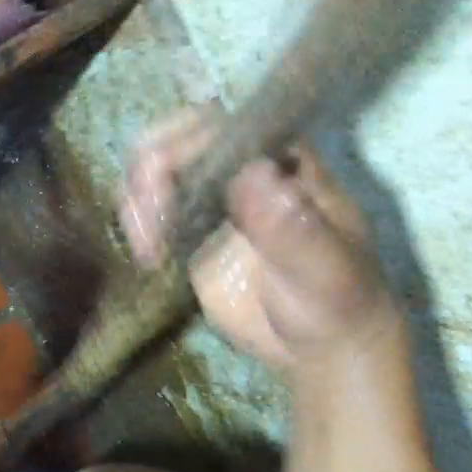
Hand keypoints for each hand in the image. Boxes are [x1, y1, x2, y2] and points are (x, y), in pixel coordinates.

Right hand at [120, 108, 398, 369]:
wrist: (319, 344)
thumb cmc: (335, 299)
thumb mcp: (322, 267)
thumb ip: (289, 225)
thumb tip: (252, 173)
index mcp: (282, 162)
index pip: (222, 127)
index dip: (183, 146)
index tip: (165, 187)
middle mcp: (242, 172)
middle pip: (178, 141)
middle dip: (149, 170)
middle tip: (147, 217)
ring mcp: (212, 204)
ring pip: (156, 174)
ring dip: (135, 199)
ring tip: (146, 246)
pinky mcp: (188, 237)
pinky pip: (151, 214)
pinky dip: (135, 225)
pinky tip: (147, 258)